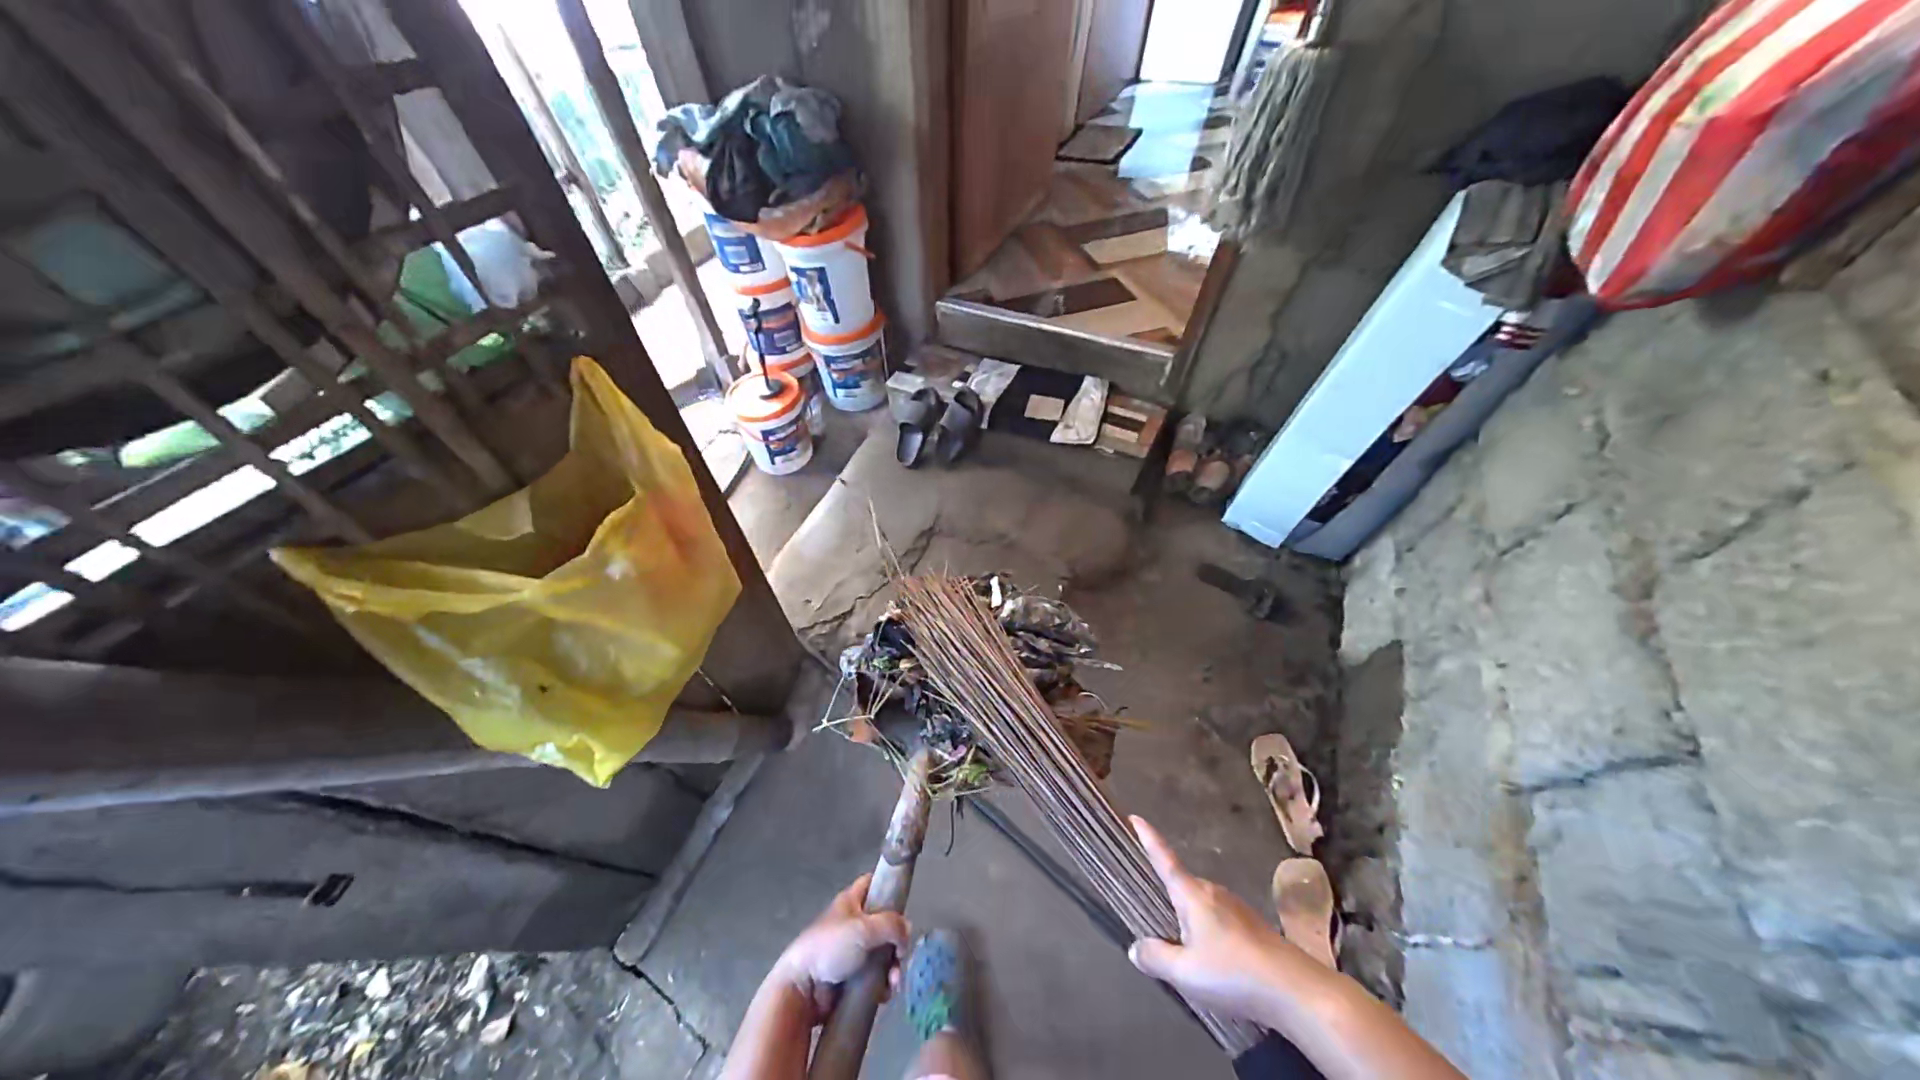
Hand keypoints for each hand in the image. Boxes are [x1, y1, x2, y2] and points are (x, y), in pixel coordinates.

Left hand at [773, 873, 911, 1024]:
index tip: (904, 902)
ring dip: (892, 967)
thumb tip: (907, 931)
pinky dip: (883, 984)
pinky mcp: (851, 977)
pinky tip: (884, 993)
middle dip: (897, 940)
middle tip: (900, 954)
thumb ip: (891, 925)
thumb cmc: (830, 948)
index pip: (873, 883)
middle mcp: (853, 923)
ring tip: (892, 982)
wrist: (801, 989)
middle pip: (885, 923)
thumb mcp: (864, 928)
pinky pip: (875, 976)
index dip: (888, 886)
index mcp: (851, 902)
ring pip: (883, 953)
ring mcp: (852, 951)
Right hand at [1126, 815, 1307, 1026]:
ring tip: (1184, 952)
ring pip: (1202, 907)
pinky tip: (1214, 964)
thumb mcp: (1185, 972)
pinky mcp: (1254, 927)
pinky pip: (1219, 922)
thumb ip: (1155, 957)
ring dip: (1189, 921)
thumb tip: (1135, 946)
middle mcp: (1214, 893)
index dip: (1149, 839)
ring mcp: (1238, 908)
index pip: (1164, 859)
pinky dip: (1209, 934)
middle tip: (1152, 920)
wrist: (1298, 992)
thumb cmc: (1234, 973)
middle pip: (1182, 886)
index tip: (1135, 818)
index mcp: (1193, 895)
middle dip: (1167, 896)